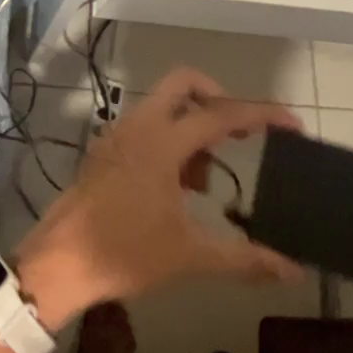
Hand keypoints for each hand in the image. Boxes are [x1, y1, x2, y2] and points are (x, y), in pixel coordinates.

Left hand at [12, 67, 305, 328]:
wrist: (61, 261)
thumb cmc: (125, 251)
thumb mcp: (189, 255)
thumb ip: (244, 257)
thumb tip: (292, 269)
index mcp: (162, 142)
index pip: (221, 115)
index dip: (261, 115)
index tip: (292, 123)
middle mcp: (139, 125)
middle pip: (183, 83)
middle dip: (217, 98)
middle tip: (240, 135)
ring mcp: (118, 134)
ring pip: (163, 106)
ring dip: (191, 127)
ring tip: (205, 180)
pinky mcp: (106, 149)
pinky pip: (145, 126)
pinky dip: (169, 140)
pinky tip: (177, 188)